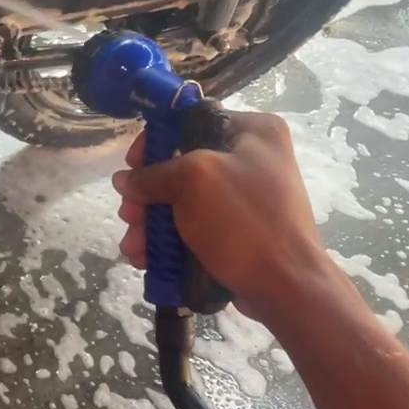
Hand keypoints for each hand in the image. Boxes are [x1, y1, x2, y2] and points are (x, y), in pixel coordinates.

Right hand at [110, 110, 333, 321]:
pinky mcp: (236, 230)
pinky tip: (146, 258)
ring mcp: (243, 198)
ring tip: (133, 248)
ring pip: (180, 201)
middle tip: (129, 216)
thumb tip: (123, 181)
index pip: (190, 122)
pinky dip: (167, 240)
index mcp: (254, 132)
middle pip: (179, 167)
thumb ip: (152, 175)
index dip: (153, 144)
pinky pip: (192, 226)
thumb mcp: (193, 181)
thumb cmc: (244, 221)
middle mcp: (250, 159)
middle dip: (147, 196)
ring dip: (150, 224)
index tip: (132, 169)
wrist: (285, 286)